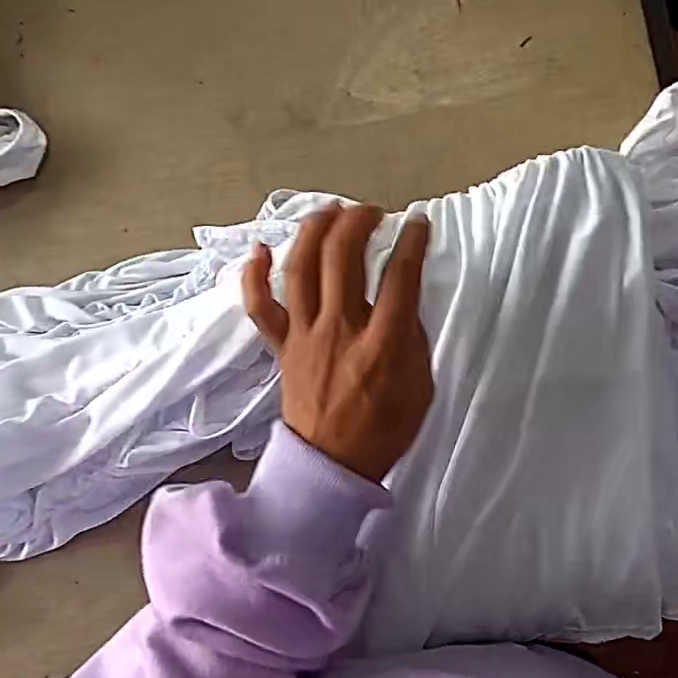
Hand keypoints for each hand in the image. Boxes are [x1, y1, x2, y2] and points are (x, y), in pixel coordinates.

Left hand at [242, 204, 433, 484]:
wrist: (333, 466)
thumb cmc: (387, 428)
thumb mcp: (421, 384)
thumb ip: (413, 340)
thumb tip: (403, 306)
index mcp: (384, 343)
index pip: (401, 277)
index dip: (412, 242)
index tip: (420, 222)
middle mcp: (341, 330)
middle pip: (342, 260)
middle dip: (358, 224)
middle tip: (372, 212)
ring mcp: (306, 336)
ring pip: (301, 270)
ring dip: (315, 233)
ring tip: (329, 211)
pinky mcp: (282, 347)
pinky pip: (261, 307)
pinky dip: (255, 276)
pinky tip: (261, 250)